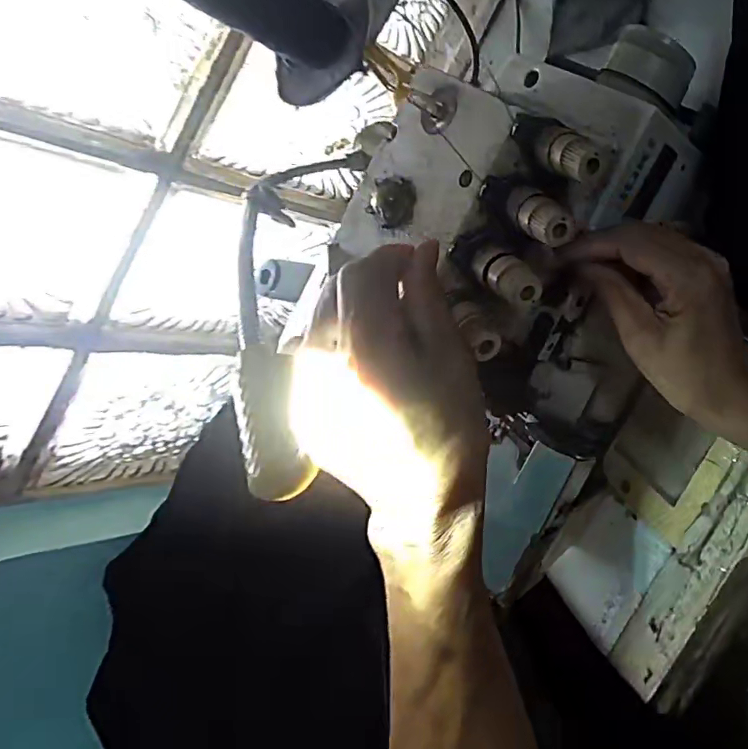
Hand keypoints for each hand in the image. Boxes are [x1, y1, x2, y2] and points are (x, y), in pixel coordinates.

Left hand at [300, 241, 488, 558]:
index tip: (413, 257)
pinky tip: (364, 352)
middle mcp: (320, 362)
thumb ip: (427, 298)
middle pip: (331, 291)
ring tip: (383, 316)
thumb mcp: (450, 354)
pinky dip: (335, 336)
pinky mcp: (298, 407)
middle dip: (366, 275)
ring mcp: (302, 388)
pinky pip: (309, 352)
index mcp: (363, 347)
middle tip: (402, 282)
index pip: (361, 275)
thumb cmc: (449, 423)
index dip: (388, 256)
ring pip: (315, 318)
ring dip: (347, 303)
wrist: (423, 496)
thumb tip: (422, 252)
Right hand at [561, 224, 747, 439]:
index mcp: (689, 274)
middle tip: (569, 258)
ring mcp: (709, 260)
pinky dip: (638, 254)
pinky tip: (616, 268)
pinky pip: (667, 248)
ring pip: (654, 236)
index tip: (562, 255)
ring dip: (618, 246)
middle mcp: (703, 256)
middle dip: (602, 242)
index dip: (593, 244)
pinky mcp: (708, 269)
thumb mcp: (640, 338)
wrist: (731, 395)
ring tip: (586, 262)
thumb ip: (613, 292)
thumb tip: (582, 265)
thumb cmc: (684, 376)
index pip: (631, 242)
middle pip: (643, 232)